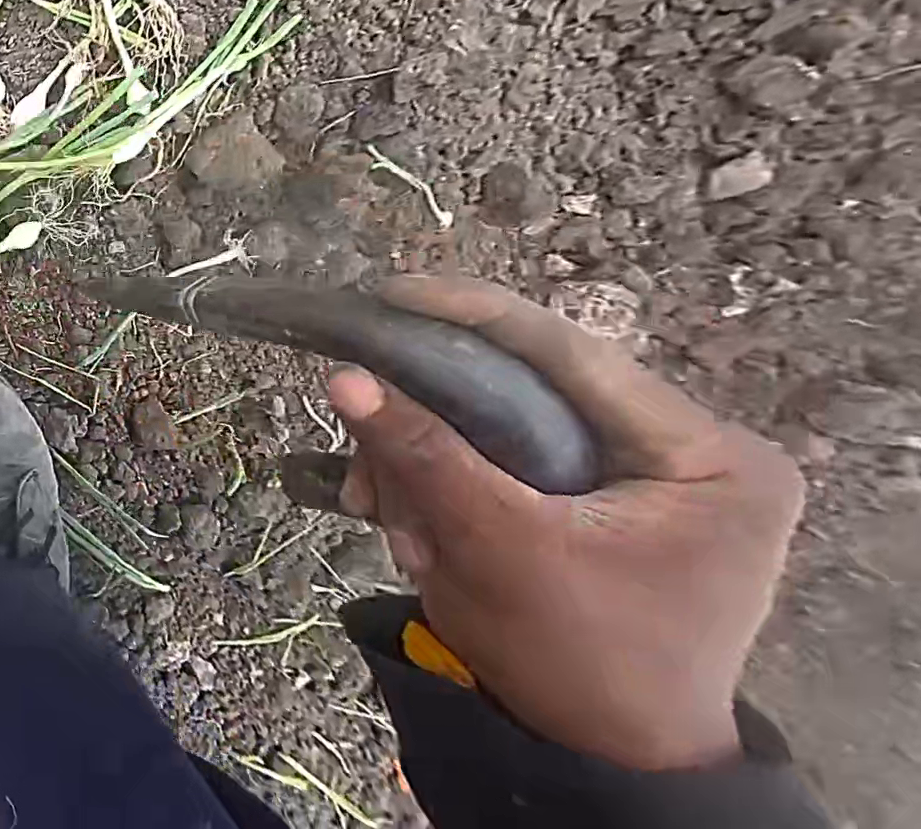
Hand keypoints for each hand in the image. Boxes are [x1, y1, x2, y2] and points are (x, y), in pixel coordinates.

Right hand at [329, 276, 804, 771]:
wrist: (587, 748)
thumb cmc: (575, 656)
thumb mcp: (494, 546)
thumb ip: (419, 453)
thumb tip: (342, 377)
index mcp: (698, 453)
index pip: (572, 351)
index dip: (472, 313)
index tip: (389, 292)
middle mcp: (656, 447)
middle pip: (504, 391)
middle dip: (423, 431)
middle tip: (371, 472)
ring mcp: (601, 469)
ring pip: (469, 424)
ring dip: (412, 469)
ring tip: (387, 524)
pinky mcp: (552, 491)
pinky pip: (463, 459)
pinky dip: (419, 487)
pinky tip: (400, 529)